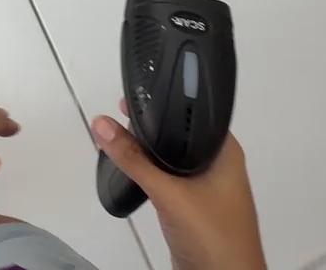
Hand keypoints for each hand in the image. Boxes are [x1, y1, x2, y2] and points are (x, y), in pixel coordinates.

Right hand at [92, 111, 265, 269]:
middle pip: (179, 133)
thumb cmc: (211, 234)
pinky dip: (150, 169)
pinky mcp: (193, 206)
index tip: (135, 91)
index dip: (165, 99)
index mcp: (225, 152)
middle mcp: (218, 164)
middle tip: (120, 110)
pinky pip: (168, 177)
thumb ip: (133, 159)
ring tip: (119, 135)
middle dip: (150, 123)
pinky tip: (131, 167)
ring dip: (147, 148)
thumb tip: (100, 122)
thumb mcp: (169, 193)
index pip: (193, 112)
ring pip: (172, 157)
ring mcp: (206, 187)